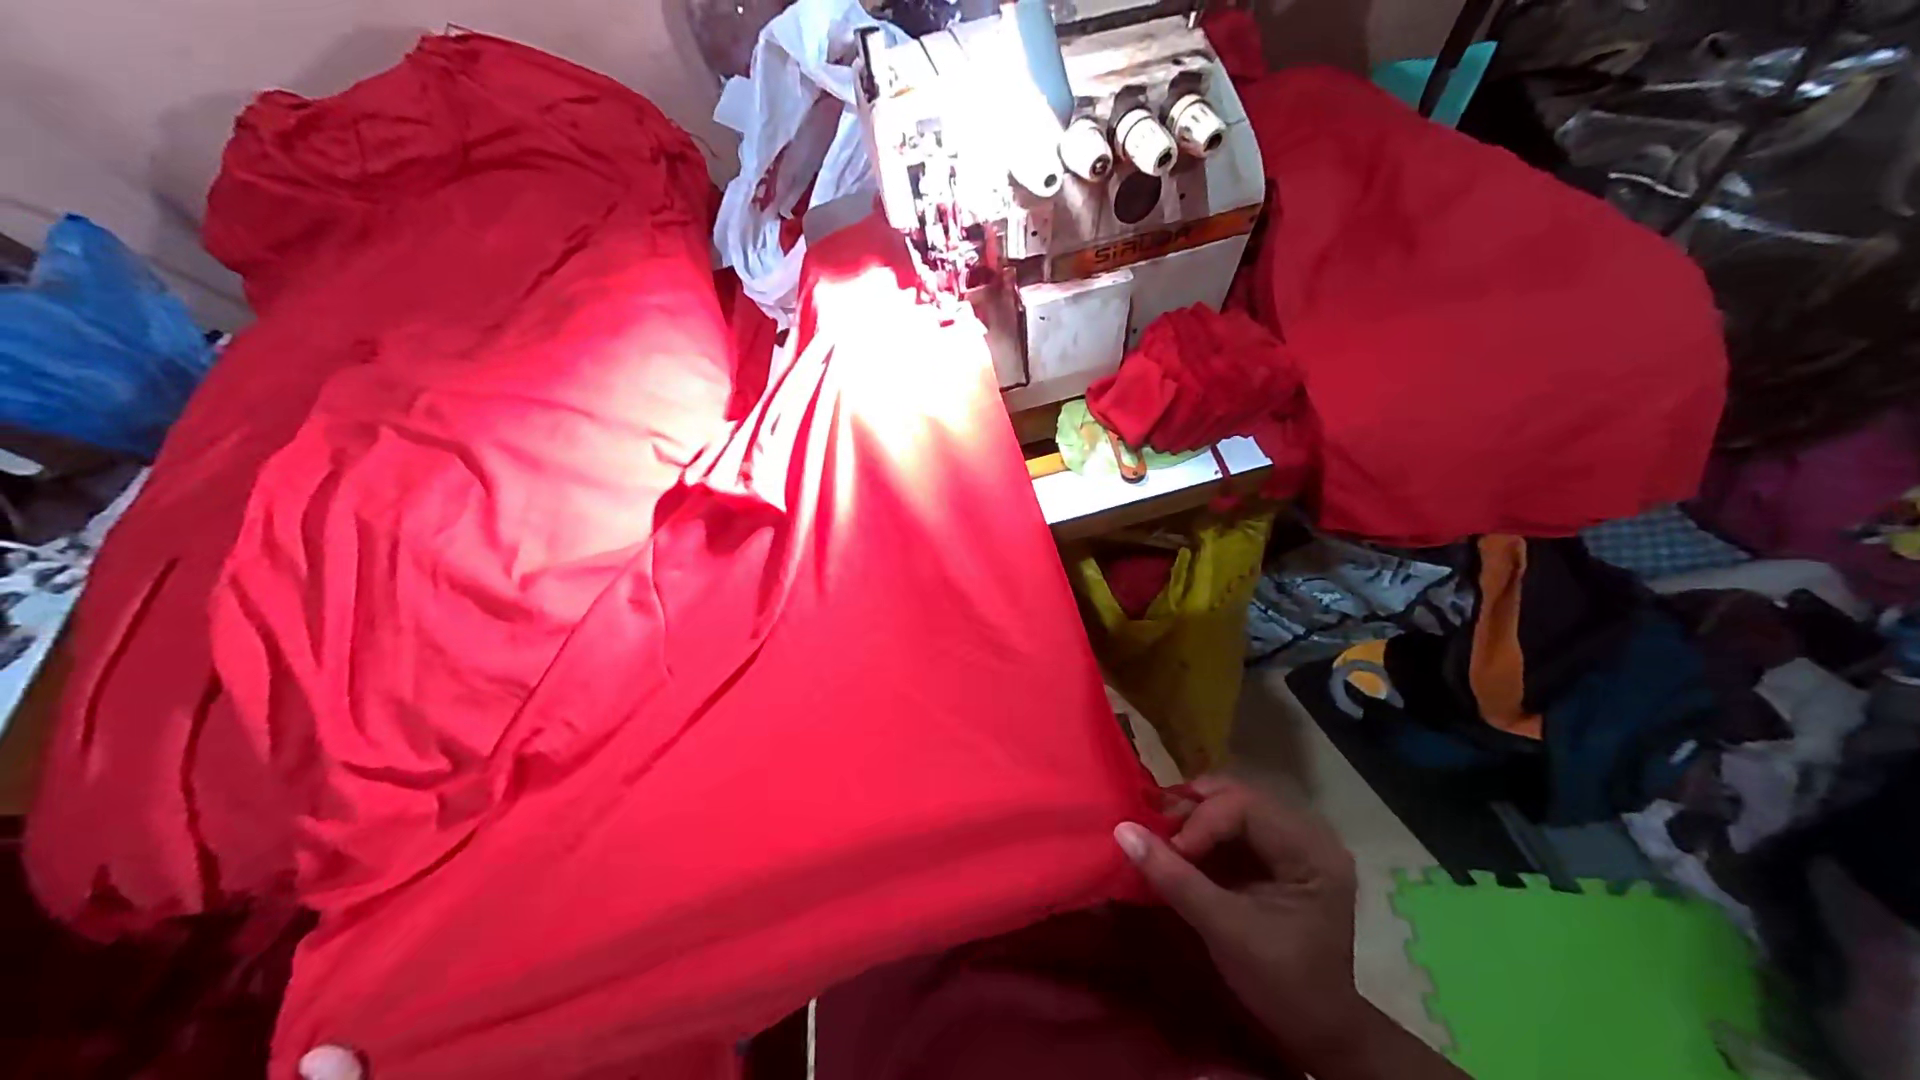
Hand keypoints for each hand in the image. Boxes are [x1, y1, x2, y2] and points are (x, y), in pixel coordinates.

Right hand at [1113, 775, 1367, 1066]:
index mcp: (1312, 851)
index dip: (1201, 821)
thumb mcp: (1226, 931)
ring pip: (1230, 806)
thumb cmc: (1282, 983)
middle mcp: (1306, 834)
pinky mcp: (1271, 855)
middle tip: (1156, 832)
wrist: (1315, 1029)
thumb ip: (1175, 879)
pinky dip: (1198, 833)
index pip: (1247, 806)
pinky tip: (1174, 848)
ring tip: (1160, 839)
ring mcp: (1289, 843)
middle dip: (1192, 811)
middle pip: (1238, 797)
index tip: (1168, 852)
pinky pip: (1228, 826)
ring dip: (1191, 819)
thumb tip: (1121, 830)